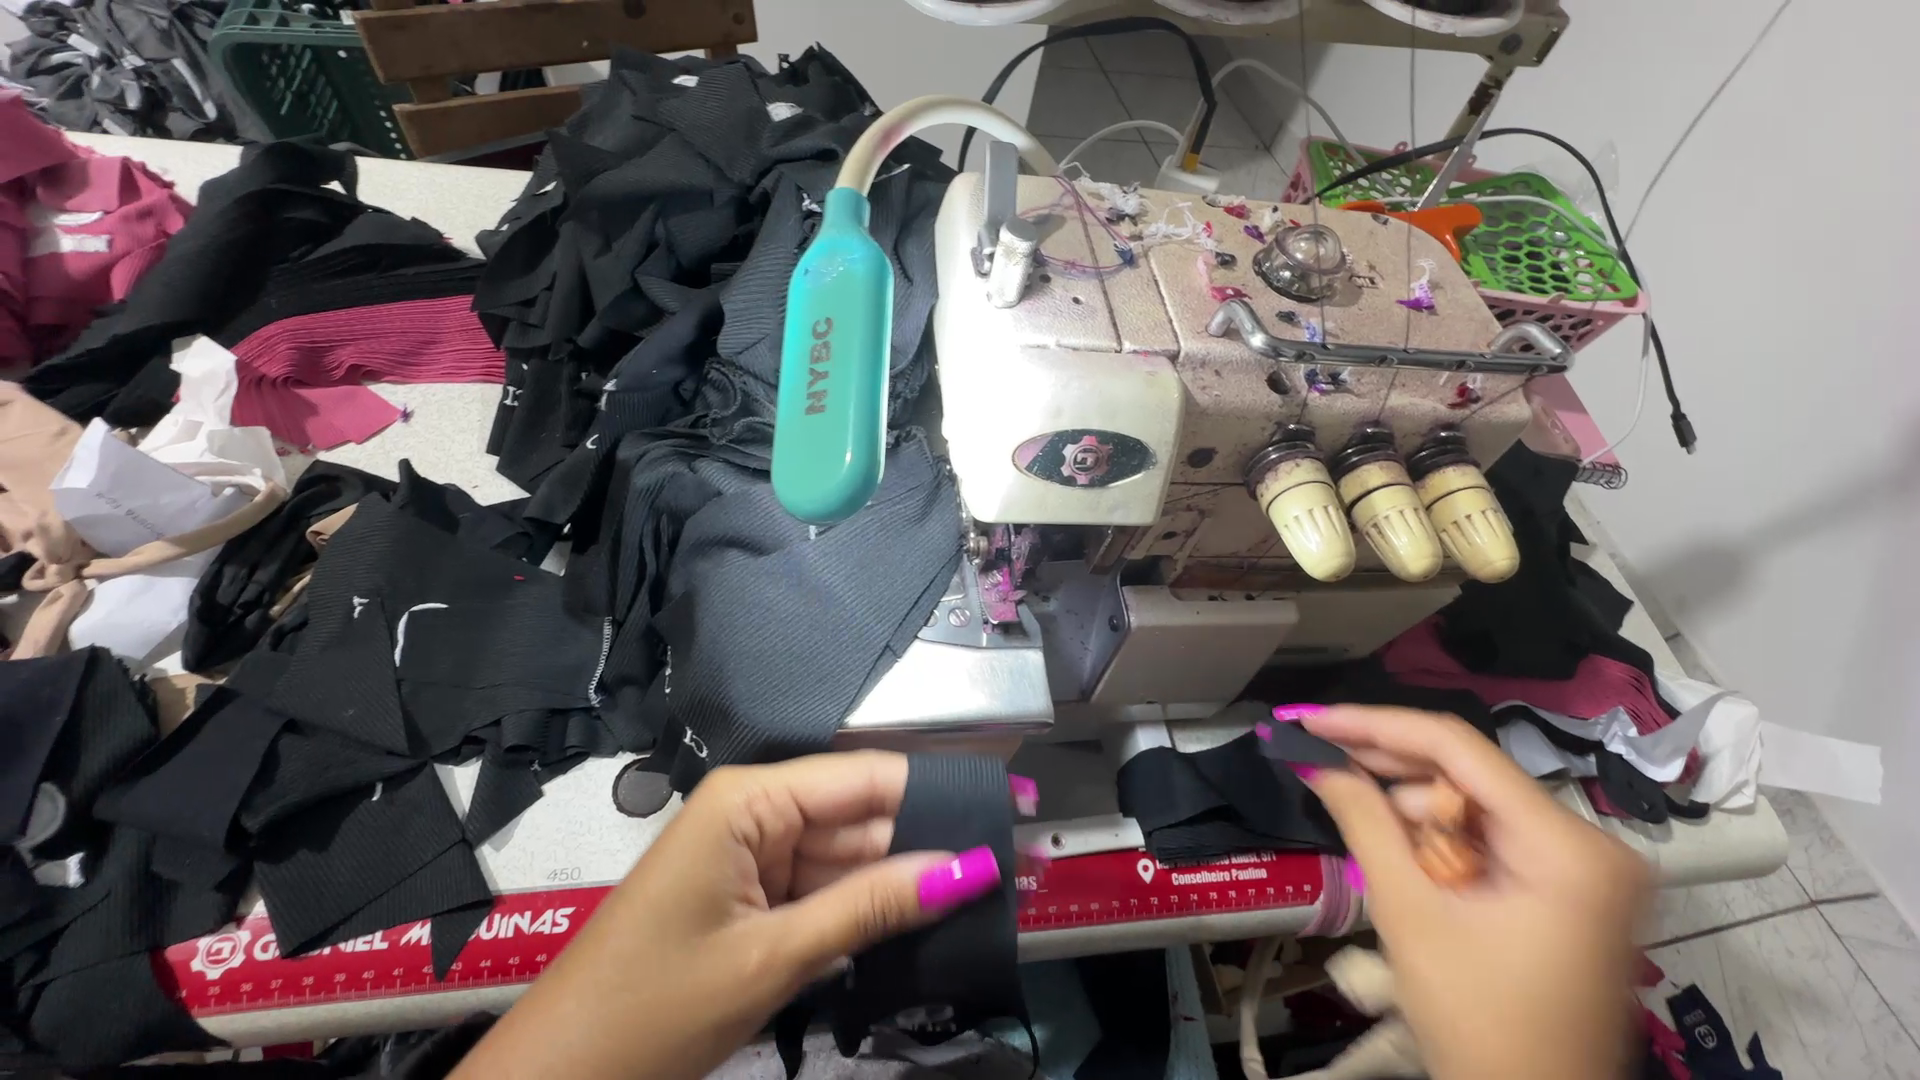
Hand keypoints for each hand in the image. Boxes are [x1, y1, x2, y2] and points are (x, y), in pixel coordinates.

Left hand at [452, 752, 1001, 1079]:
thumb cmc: (654, 1009)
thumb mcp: (774, 956)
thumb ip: (874, 906)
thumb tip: (972, 868)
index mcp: (752, 798)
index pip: (867, 778)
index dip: (940, 795)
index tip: (1008, 814)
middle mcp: (757, 810)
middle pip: (862, 818)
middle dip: (930, 847)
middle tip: (1010, 872)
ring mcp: (754, 855)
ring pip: (850, 858)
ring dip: (905, 884)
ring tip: (985, 900)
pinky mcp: (753, 896)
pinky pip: (825, 890)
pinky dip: (867, 911)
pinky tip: (925, 924)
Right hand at [1298, 706, 1651, 1079]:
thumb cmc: (1476, 1021)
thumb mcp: (1409, 913)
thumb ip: (1364, 821)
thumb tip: (1316, 760)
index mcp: (1566, 846)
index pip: (1458, 749)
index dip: (1376, 725)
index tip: (1314, 720)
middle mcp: (1587, 841)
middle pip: (1467, 772)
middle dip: (1389, 769)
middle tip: (1318, 756)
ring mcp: (1581, 865)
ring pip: (1472, 802)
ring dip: (1412, 812)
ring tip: (1369, 835)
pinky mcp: (1566, 886)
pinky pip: (1487, 834)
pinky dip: (1438, 839)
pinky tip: (1404, 858)